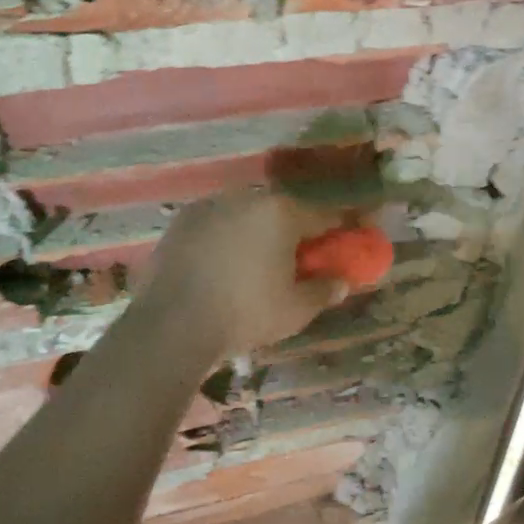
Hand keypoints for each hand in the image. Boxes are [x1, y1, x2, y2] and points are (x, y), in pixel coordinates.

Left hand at [139, 190, 350, 358]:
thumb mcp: (296, 309)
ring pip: (246, 217)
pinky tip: (224, 269)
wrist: (171, 325)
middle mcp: (245, 198)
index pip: (324, 215)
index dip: (342, 229)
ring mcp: (208, 207)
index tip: (352, 239)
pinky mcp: (179, 223)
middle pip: (283, 212)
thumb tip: (341, 282)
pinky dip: (227, 242)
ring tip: (258, 267)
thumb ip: (324, 290)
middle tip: (302, 261)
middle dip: (296, 233)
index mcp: (280, 212)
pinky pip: (216, 228)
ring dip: (258, 235)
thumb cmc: (245, 313)